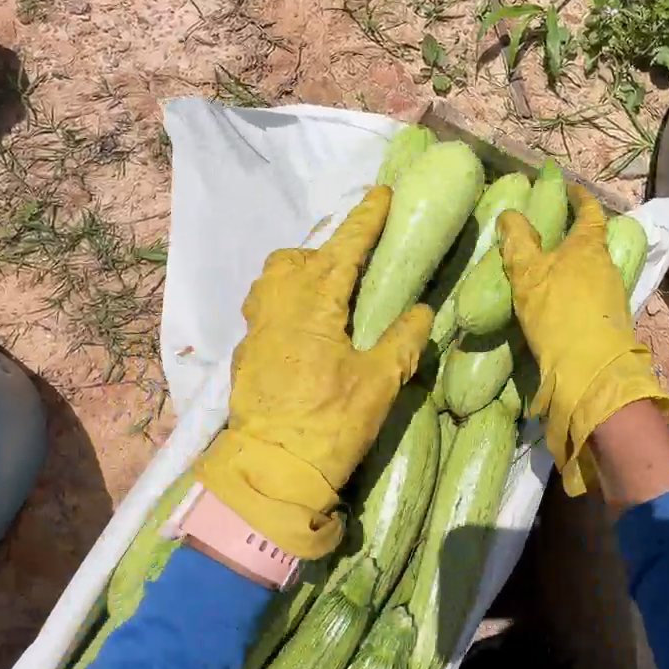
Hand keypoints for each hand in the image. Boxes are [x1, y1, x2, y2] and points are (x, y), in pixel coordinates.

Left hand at [195, 186, 431, 558]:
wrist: (269, 475)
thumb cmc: (330, 424)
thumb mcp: (380, 382)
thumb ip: (403, 338)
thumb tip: (421, 311)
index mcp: (314, 303)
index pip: (344, 248)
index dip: (366, 219)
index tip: (382, 193)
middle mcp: (280, 304)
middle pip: (297, 257)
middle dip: (327, 250)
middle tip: (358, 267)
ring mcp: (257, 328)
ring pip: (274, 279)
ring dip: (301, 273)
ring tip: (331, 295)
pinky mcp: (247, 352)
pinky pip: (268, 307)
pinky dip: (290, 302)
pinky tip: (310, 330)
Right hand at [497, 185, 668, 495]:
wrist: (590, 370)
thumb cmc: (558, 312)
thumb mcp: (528, 273)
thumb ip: (518, 242)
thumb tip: (510, 214)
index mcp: (589, 246)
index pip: (589, 211)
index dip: (579, 197)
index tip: (569, 187)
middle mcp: (607, 265)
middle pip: (592, 242)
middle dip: (573, 235)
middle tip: (550, 233)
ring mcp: (612, 294)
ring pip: (592, 270)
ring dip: (573, 266)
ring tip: (548, 270)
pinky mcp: (610, 320)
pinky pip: (591, 296)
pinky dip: (575, 292)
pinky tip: (557, 305)